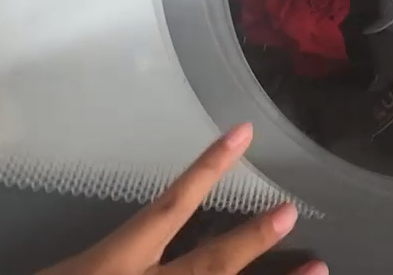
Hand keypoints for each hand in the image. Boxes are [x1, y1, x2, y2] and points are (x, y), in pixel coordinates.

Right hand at [42, 123, 324, 274]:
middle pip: (207, 267)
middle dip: (251, 242)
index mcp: (114, 268)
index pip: (169, 206)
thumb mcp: (76, 273)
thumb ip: (120, 257)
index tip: (243, 132)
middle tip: (289, 212)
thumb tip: (165, 230)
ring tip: (316, 272)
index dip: (208, 167)